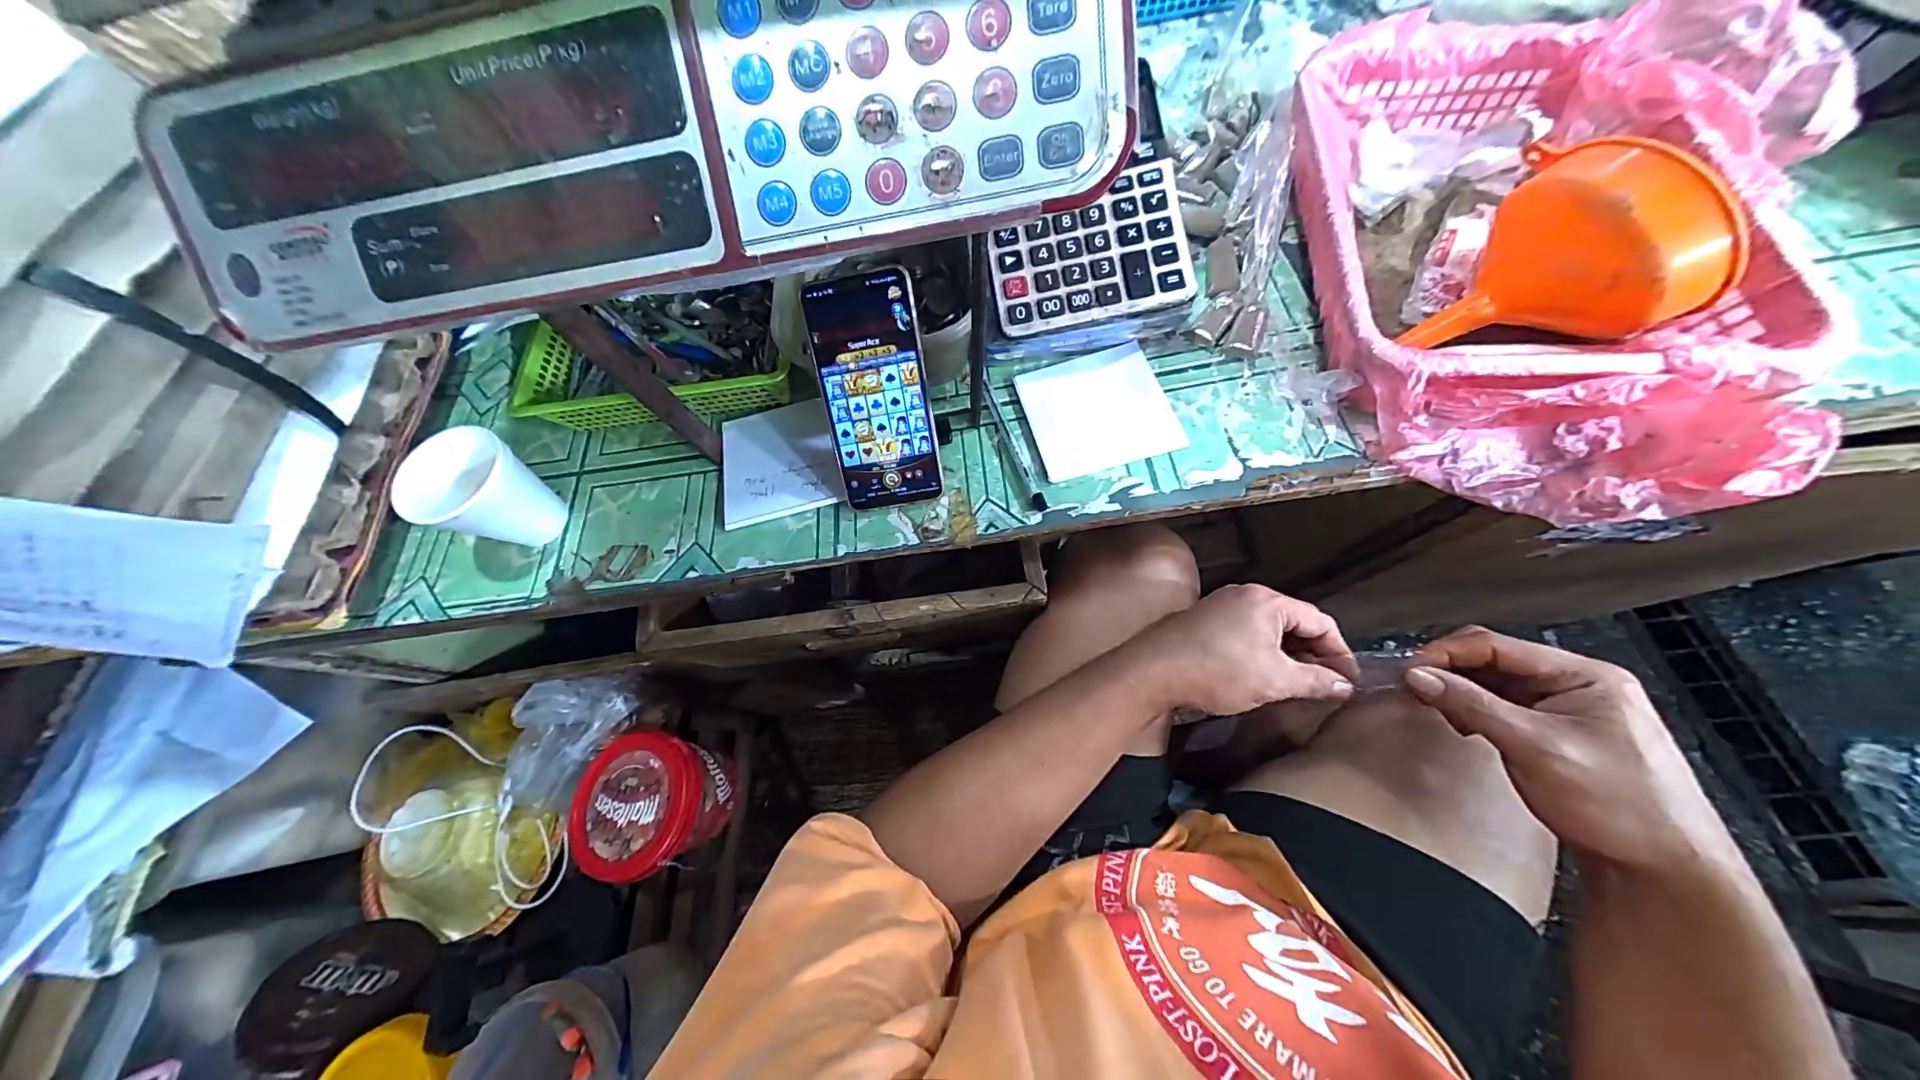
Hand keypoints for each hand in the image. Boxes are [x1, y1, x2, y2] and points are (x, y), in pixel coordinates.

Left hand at [1121, 585, 1354, 716]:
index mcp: (1266, 601)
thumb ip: (1315, 681)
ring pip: (1268, 628)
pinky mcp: (1203, 621)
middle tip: (1325, 683)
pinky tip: (1261, 674)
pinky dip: (1261, 651)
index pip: (1320, 621)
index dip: (1339, 652)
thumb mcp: (1274, 680)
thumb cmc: (1215, 671)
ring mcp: (1220, 605)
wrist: (1153, 671)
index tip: (1347, 680)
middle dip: (1313, 653)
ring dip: (1286, 653)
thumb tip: (1342, 685)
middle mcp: (1243, 595)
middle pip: (1293, 621)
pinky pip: (1244, 631)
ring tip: (1297, 683)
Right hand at [1404, 627, 1736, 874]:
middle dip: (1452, 672)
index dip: (1447, 653)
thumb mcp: (1534, 747)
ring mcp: (1572, 709)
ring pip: (1498, 684)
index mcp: (1586, 676)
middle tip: (1418, 690)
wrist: (1665, 871)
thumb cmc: (1618, 807)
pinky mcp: (1561, 733)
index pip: (1497, 645)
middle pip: (1496, 661)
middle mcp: (1580, 685)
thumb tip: (1419, 676)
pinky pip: (1507, 707)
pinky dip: (1478, 711)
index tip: (1411, 671)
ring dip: (1463, 693)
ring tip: (1438, 710)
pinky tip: (1465, 725)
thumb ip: (1472, 705)